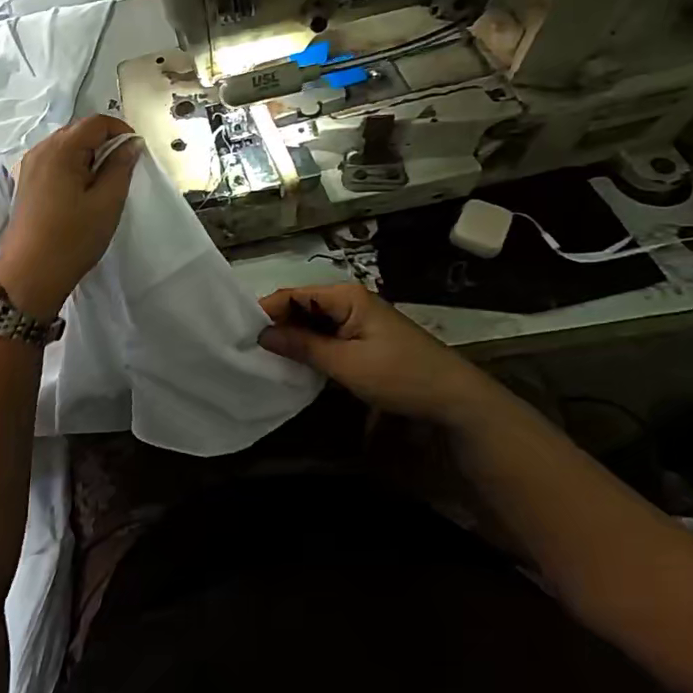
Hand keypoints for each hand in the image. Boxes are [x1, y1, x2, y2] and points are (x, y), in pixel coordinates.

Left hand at [0, 114, 140, 319]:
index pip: (96, 122)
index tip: (137, 152)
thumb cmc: (72, 238)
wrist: (29, 276)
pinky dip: (73, 167)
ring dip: (89, 155)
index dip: (121, 130)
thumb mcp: (107, 202)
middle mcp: (40, 150)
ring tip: (104, 183)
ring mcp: (29, 167)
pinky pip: (55, 162)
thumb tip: (131, 144)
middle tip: (123, 169)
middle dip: (105, 142)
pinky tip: (82, 192)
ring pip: (66, 146)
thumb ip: (121, 167)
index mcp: (60, 150)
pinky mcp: (26, 183)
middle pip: (78, 130)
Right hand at [258, 284, 495, 423]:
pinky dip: (311, 348)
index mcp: (346, 297)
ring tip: (264, 357)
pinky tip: (296, 364)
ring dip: (293, 338)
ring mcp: (359, 321)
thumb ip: (303, 347)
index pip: (294, 295)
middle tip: (247, 348)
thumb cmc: (399, 375)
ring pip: (314, 323)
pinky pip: (328, 337)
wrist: (453, 398)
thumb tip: (263, 334)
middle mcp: (350, 301)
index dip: (267, 311)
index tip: (240, 333)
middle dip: (277, 325)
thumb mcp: (346, 364)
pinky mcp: (364, 339)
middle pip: (302, 306)